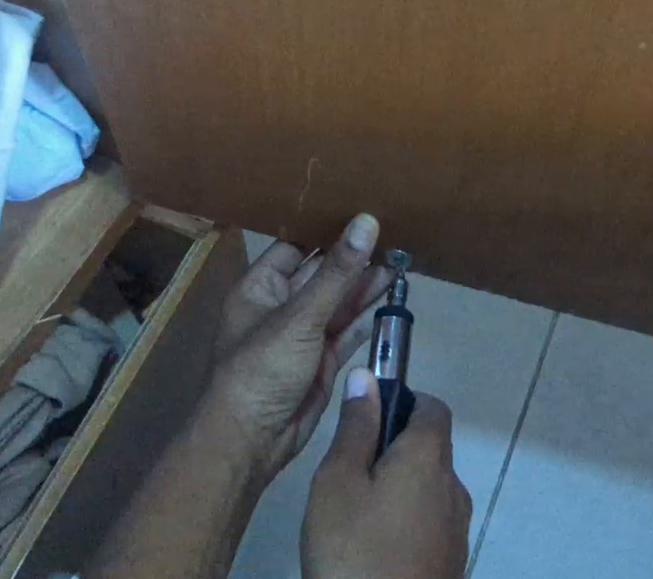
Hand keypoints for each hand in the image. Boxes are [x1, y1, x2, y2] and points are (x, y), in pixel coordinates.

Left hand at [204, 214, 391, 481]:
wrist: (251, 444)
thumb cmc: (262, 368)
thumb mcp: (300, 315)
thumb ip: (337, 271)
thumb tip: (367, 221)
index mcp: (260, 286)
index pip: (296, 244)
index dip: (327, 227)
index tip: (363, 207)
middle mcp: (280, 305)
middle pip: (322, 272)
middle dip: (354, 256)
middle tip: (394, 233)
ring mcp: (302, 334)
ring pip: (339, 301)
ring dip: (366, 284)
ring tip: (401, 259)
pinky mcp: (321, 360)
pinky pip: (348, 330)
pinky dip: (368, 315)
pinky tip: (392, 296)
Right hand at [302, 369, 471, 578]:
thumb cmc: (354, 551)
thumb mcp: (338, 482)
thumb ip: (355, 427)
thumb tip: (366, 378)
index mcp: (429, 456)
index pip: (432, 405)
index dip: (402, 401)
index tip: (367, 422)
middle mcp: (453, 485)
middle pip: (430, 447)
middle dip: (394, 450)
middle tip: (351, 476)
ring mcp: (458, 528)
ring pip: (430, 488)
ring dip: (401, 489)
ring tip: (357, 516)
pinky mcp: (452, 564)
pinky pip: (431, 523)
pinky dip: (408, 523)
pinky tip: (375, 548)